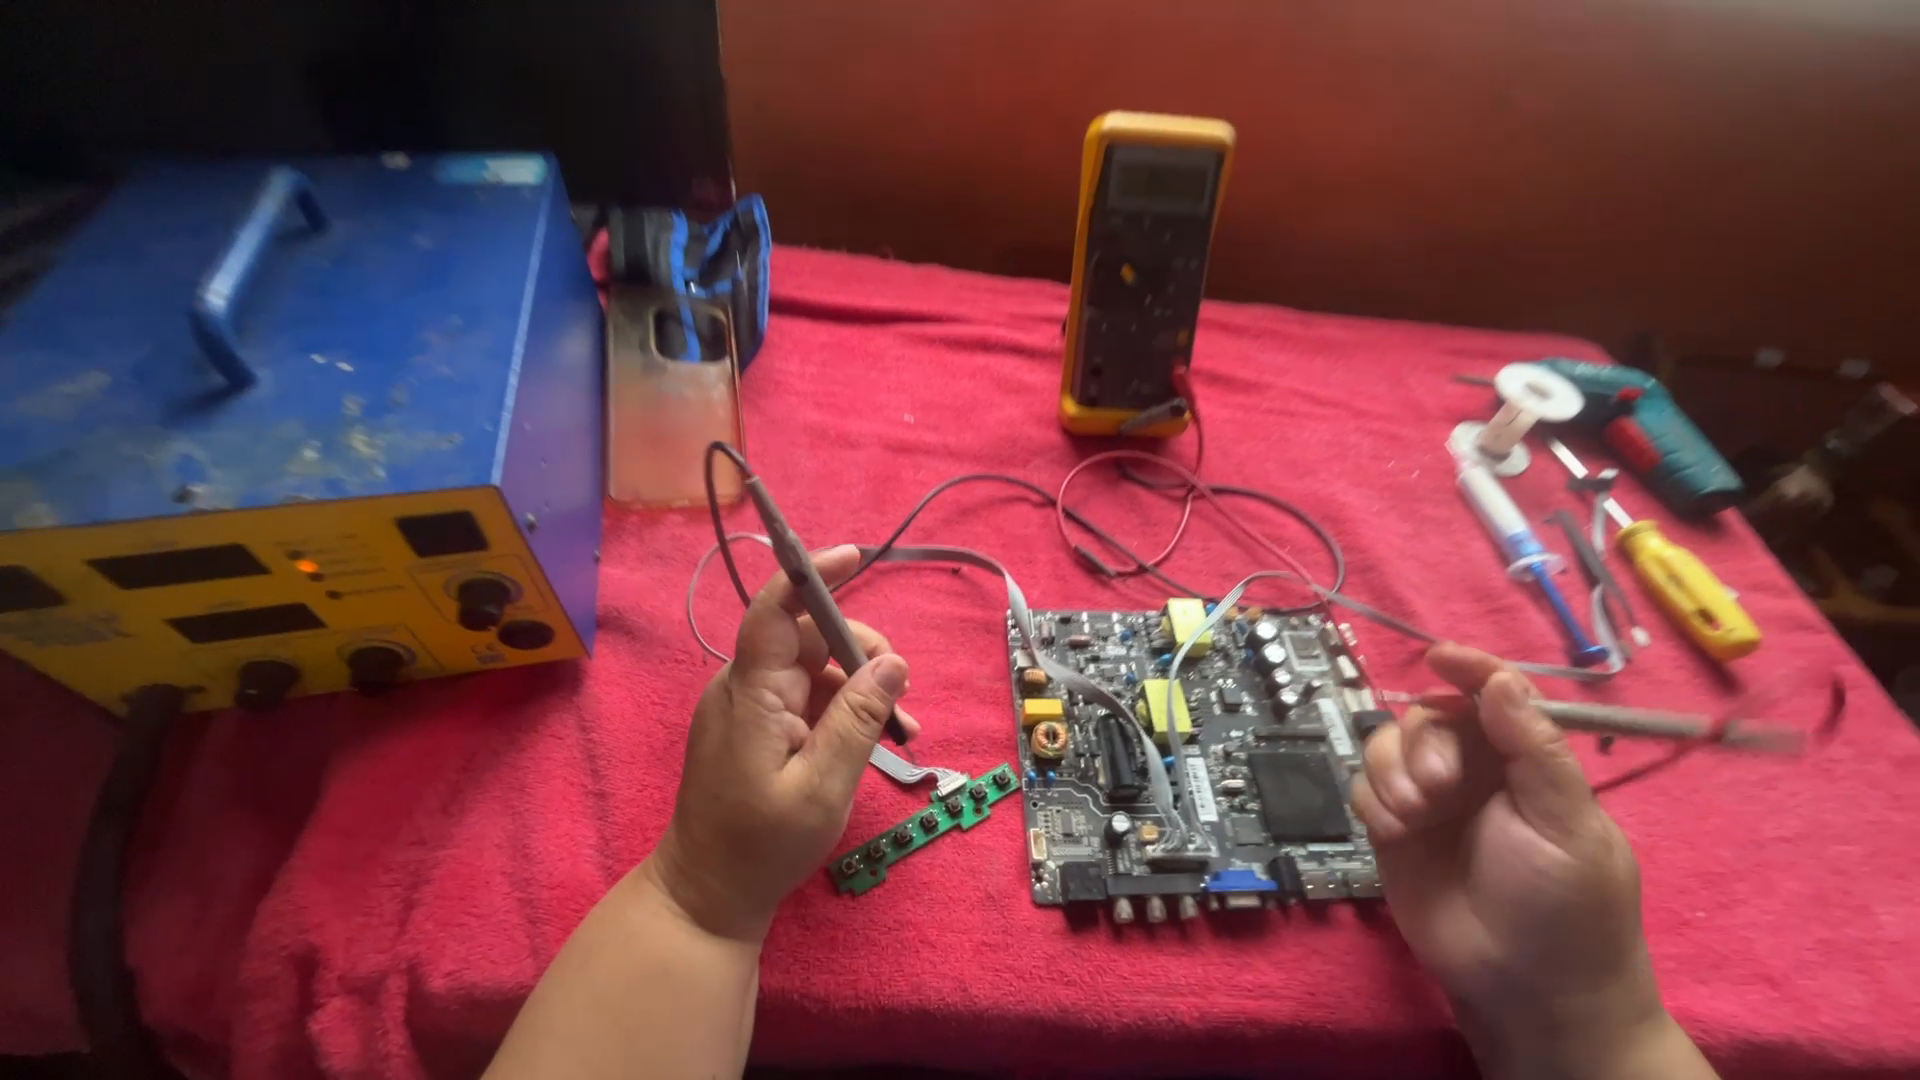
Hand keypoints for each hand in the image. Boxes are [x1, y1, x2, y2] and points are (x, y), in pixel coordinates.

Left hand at [644, 545, 916, 942]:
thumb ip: (857, 720)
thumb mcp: (822, 787)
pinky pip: (806, 696)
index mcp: (752, 693)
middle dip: (860, 653)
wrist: (706, 893)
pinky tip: (871, 736)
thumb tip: (893, 664)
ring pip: (814, 667)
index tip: (854, 556)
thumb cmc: (760, 846)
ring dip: (857, 686)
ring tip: (896, 727)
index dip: (811, 576)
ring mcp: (750, 705)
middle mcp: (746, 686)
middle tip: (900, 697)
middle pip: (809, 638)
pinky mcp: (758, 724)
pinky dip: (841, 707)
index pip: (775, 612)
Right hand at [1350, 644, 1670, 1072]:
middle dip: (1423, 744)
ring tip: (1410, 815)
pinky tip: (1391, 831)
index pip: (1494, 698)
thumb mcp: (1566, 826)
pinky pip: (1362, 784)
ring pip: (1387, 745)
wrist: (1522, 990)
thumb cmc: (1564, 906)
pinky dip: (1371, 799)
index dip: (1469, 670)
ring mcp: (1428, 798)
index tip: (1439, 656)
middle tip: (1436, 789)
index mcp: (1524, 763)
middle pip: (1427, 718)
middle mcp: (1473, 771)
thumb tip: (1502, 679)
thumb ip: (1534, 749)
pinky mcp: (1390, 825)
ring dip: (1391, 770)